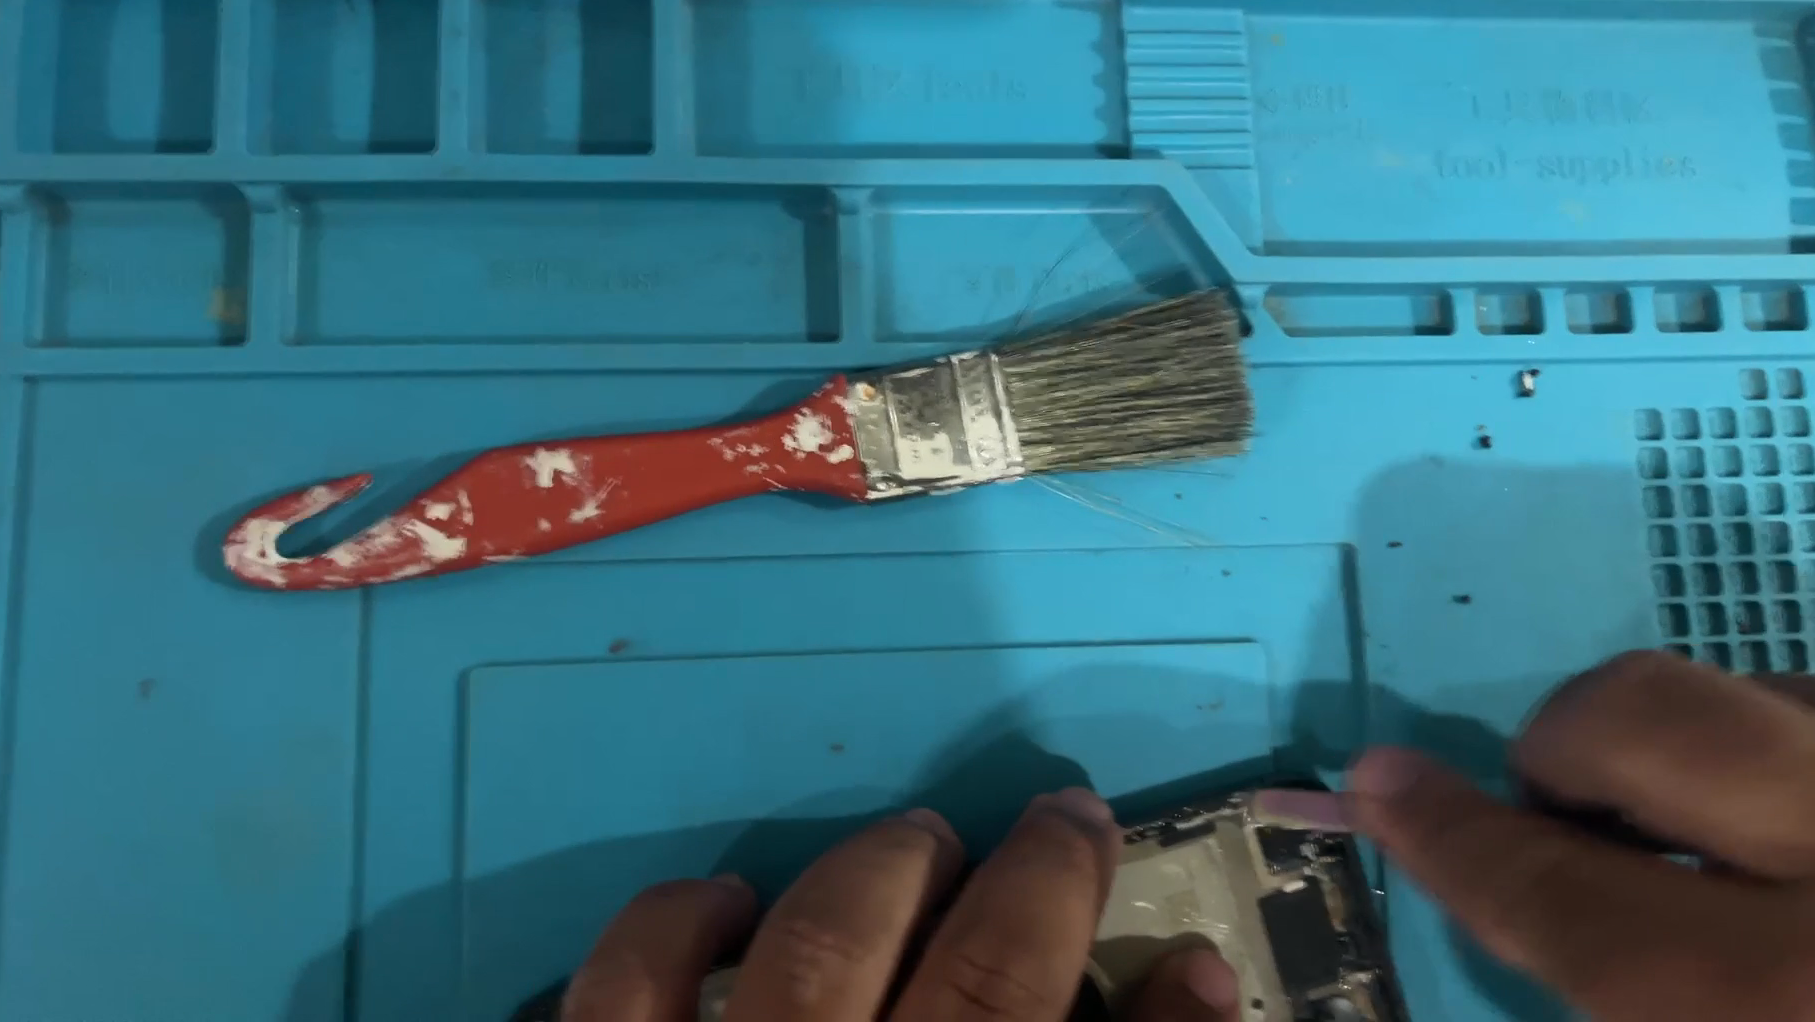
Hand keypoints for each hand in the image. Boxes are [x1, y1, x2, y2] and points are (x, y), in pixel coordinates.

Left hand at [560, 788, 1241, 1021]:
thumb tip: (1196, 982)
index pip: (1019, 988)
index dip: (1065, 890)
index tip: (1089, 822)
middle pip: (932, 960)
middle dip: (992, 870)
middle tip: (1022, 832)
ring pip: (804, 945)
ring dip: (867, 870)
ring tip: (914, 842)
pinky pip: (619, 991)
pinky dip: (669, 924)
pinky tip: (726, 905)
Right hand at [1350, 650, 1814, 1020]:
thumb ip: (1587, 938)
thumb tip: (1454, 836)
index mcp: (1800, 1003)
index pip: (1550, 882)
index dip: (1448, 828)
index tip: (1381, 783)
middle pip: (1637, 719)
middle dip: (1572, 754)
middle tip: (1590, 818)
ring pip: (1762, 690)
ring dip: (1715, 758)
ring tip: (1770, 848)